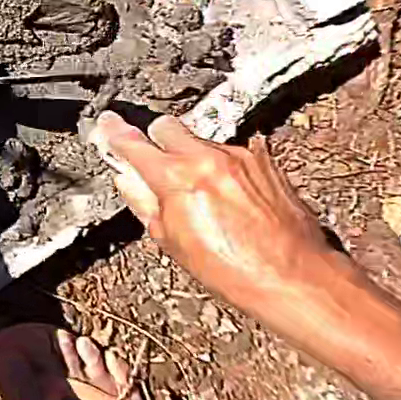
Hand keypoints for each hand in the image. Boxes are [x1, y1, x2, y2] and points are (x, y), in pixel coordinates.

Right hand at [92, 111, 340, 325]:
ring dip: (189, 156)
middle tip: (154, 163)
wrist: (293, 276)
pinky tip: (225, 195)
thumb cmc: (231, 269)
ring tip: (197, 193)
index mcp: (176, 178)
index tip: (107, 124)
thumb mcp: (170, 240)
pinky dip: (219, 166)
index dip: (114, 132)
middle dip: (156, 140)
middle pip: (166, 126)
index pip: (134, 143)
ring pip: (199, 140)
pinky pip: (229, 152)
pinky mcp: (263, 160)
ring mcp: (239, 155)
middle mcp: (207, 157)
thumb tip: (127, 179)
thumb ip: (143, 201)